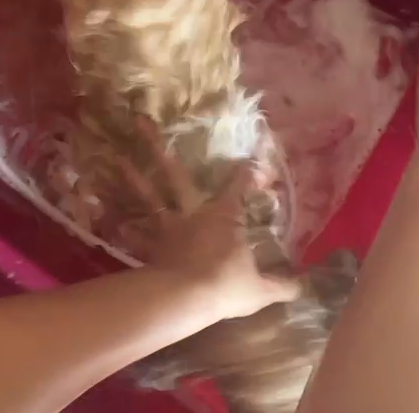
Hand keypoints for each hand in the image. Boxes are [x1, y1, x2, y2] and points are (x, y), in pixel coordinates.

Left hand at [123, 129, 299, 321]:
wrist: (188, 297)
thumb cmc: (228, 285)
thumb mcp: (263, 289)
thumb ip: (284, 284)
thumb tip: (305, 284)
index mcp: (223, 216)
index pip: (238, 187)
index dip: (245, 172)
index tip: (249, 155)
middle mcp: (193, 212)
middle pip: (175, 174)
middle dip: (158, 147)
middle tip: (140, 120)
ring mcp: (169, 226)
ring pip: (150, 195)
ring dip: (133, 177)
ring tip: (117, 158)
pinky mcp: (153, 244)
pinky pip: (137, 234)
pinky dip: (126, 228)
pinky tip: (113, 220)